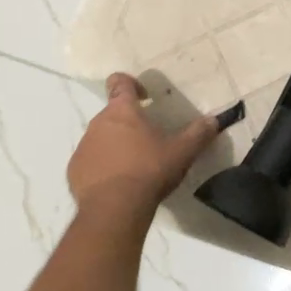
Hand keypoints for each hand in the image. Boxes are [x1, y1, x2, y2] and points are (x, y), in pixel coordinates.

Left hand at [68, 74, 220, 210]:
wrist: (114, 208)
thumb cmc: (149, 171)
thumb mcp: (182, 152)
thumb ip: (199, 133)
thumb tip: (214, 120)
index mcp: (123, 112)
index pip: (119, 82)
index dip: (131, 84)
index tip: (145, 98)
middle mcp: (98, 123)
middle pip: (113, 114)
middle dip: (130, 123)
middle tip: (149, 141)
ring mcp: (84, 146)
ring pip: (101, 137)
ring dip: (116, 145)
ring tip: (135, 166)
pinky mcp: (75, 169)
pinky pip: (91, 161)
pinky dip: (104, 166)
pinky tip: (119, 183)